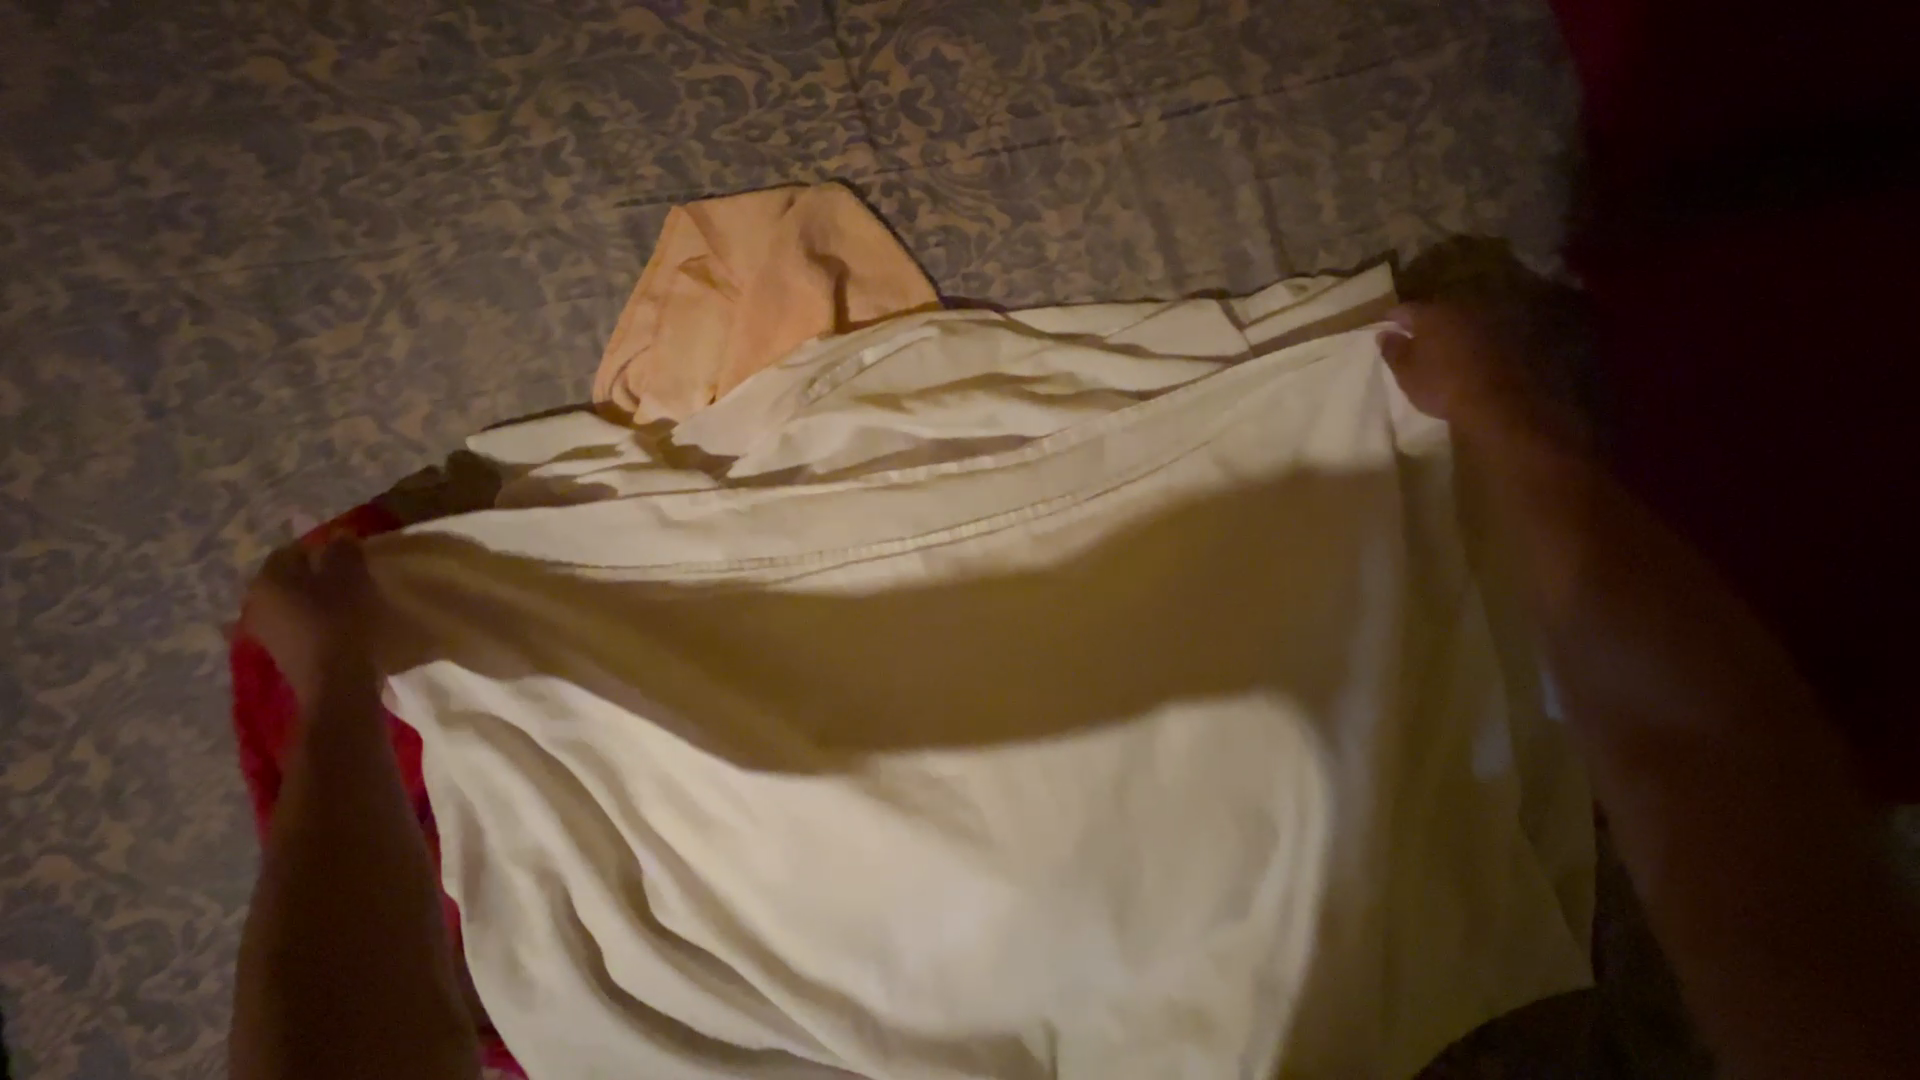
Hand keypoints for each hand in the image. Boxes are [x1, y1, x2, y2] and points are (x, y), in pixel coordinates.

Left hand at [242, 538, 378, 709]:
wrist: (335, 681)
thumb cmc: (341, 622)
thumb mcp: (350, 579)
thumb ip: (342, 552)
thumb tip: (339, 537)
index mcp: (268, 579)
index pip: (291, 551)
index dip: (321, 549)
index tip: (349, 556)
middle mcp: (254, 601)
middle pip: (287, 578)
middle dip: (313, 575)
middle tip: (348, 579)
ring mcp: (261, 629)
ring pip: (289, 602)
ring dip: (311, 599)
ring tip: (343, 603)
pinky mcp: (276, 651)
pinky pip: (292, 623)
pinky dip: (309, 620)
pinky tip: (332, 626)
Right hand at [1378, 301, 1582, 454]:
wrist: (1494, 401)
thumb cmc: (1439, 383)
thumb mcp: (1405, 371)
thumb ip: (1392, 349)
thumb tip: (1384, 333)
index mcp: (1432, 315)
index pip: (1405, 309)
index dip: (1392, 317)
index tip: (1383, 324)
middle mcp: (1460, 311)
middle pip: (1435, 313)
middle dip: (1421, 323)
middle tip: (1408, 336)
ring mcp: (1485, 324)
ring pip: (1457, 324)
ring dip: (1445, 333)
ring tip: (1434, 348)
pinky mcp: (1504, 341)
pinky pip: (1475, 337)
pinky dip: (1464, 343)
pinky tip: (1458, 357)